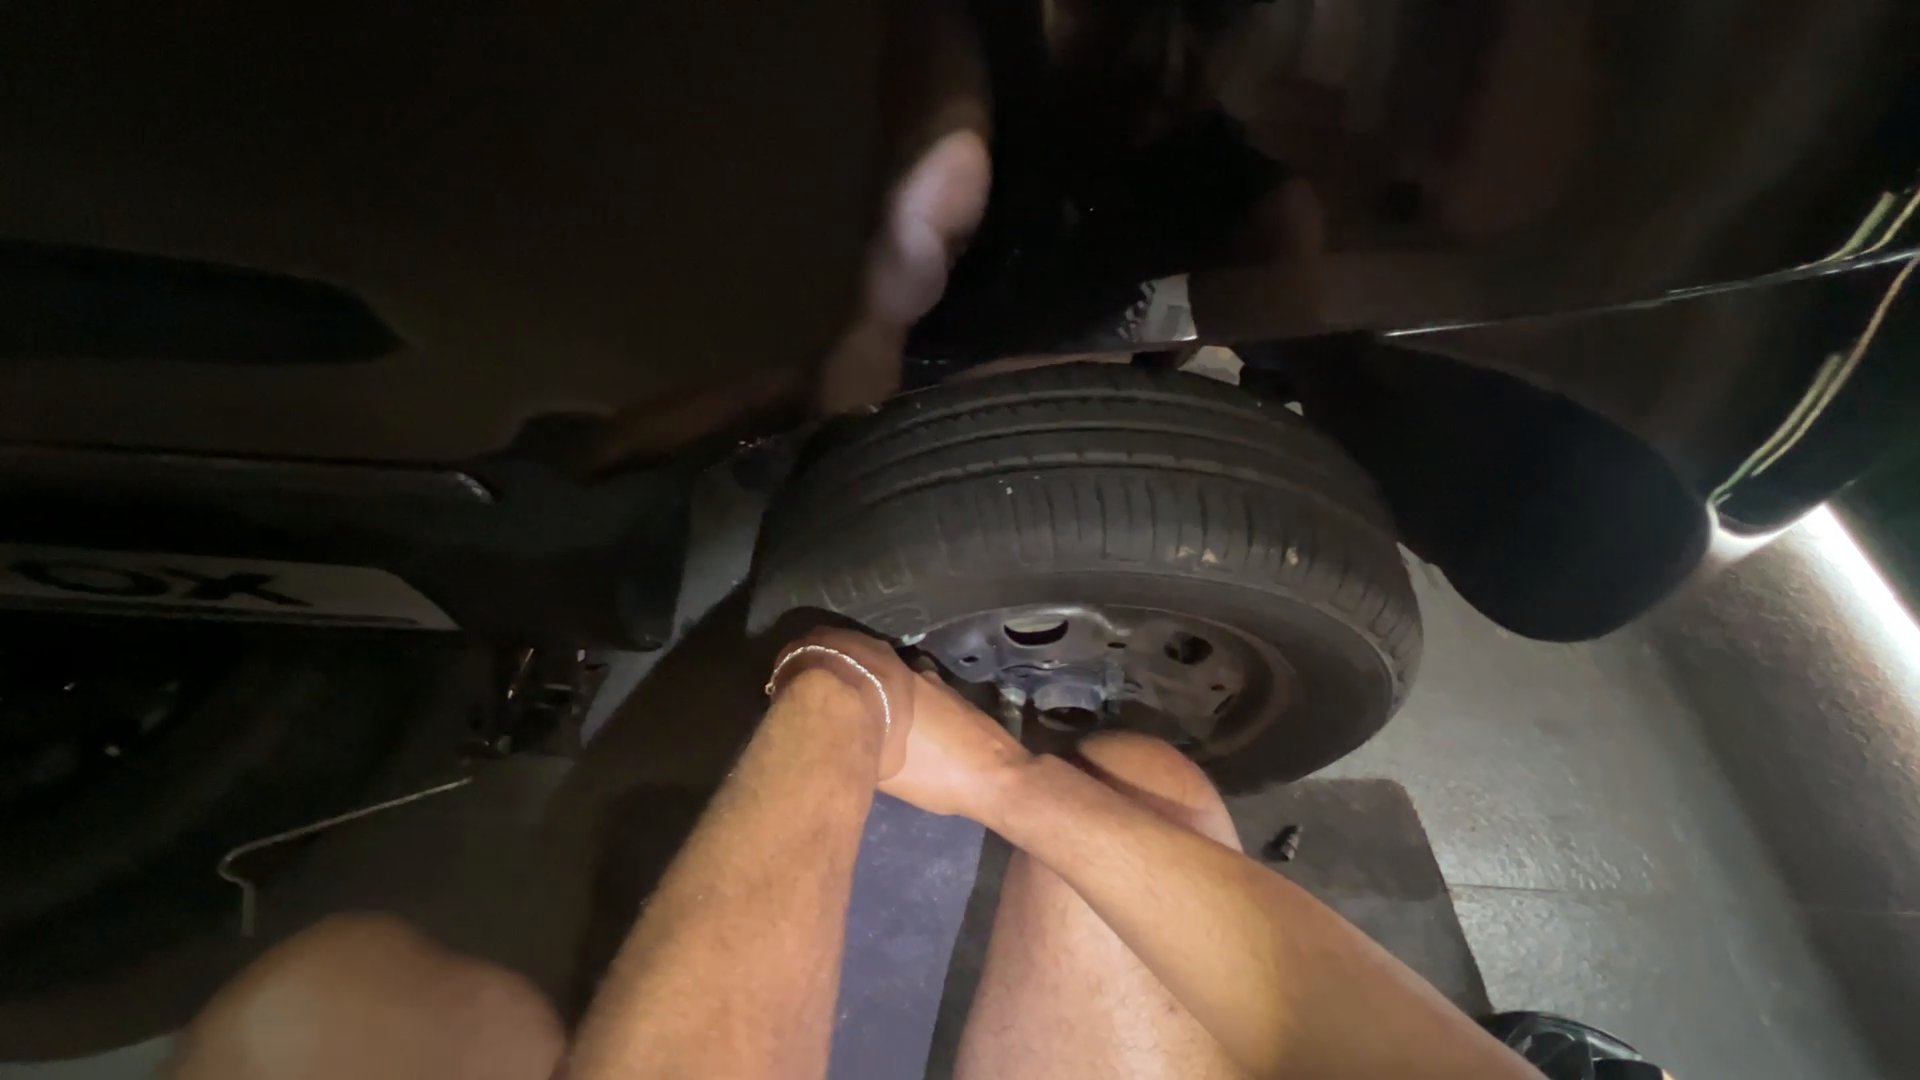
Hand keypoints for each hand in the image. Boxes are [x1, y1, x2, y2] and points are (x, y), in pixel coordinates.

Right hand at [769, 629, 1029, 818]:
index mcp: (894, 683)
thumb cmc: (937, 773)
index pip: (851, 658)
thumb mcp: (885, 771)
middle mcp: (915, 674)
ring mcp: (938, 685)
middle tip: (832, 691)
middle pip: (874, 666)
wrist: (996, 777)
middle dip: (853, 676)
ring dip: (881, 690)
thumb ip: (859, 746)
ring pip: (898, 680)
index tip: (807, 672)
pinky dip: (903, 701)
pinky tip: (898, 722)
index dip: (829, 664)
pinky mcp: (955, 699)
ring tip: (863, 710)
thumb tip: (835, 735)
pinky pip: (918, 692)